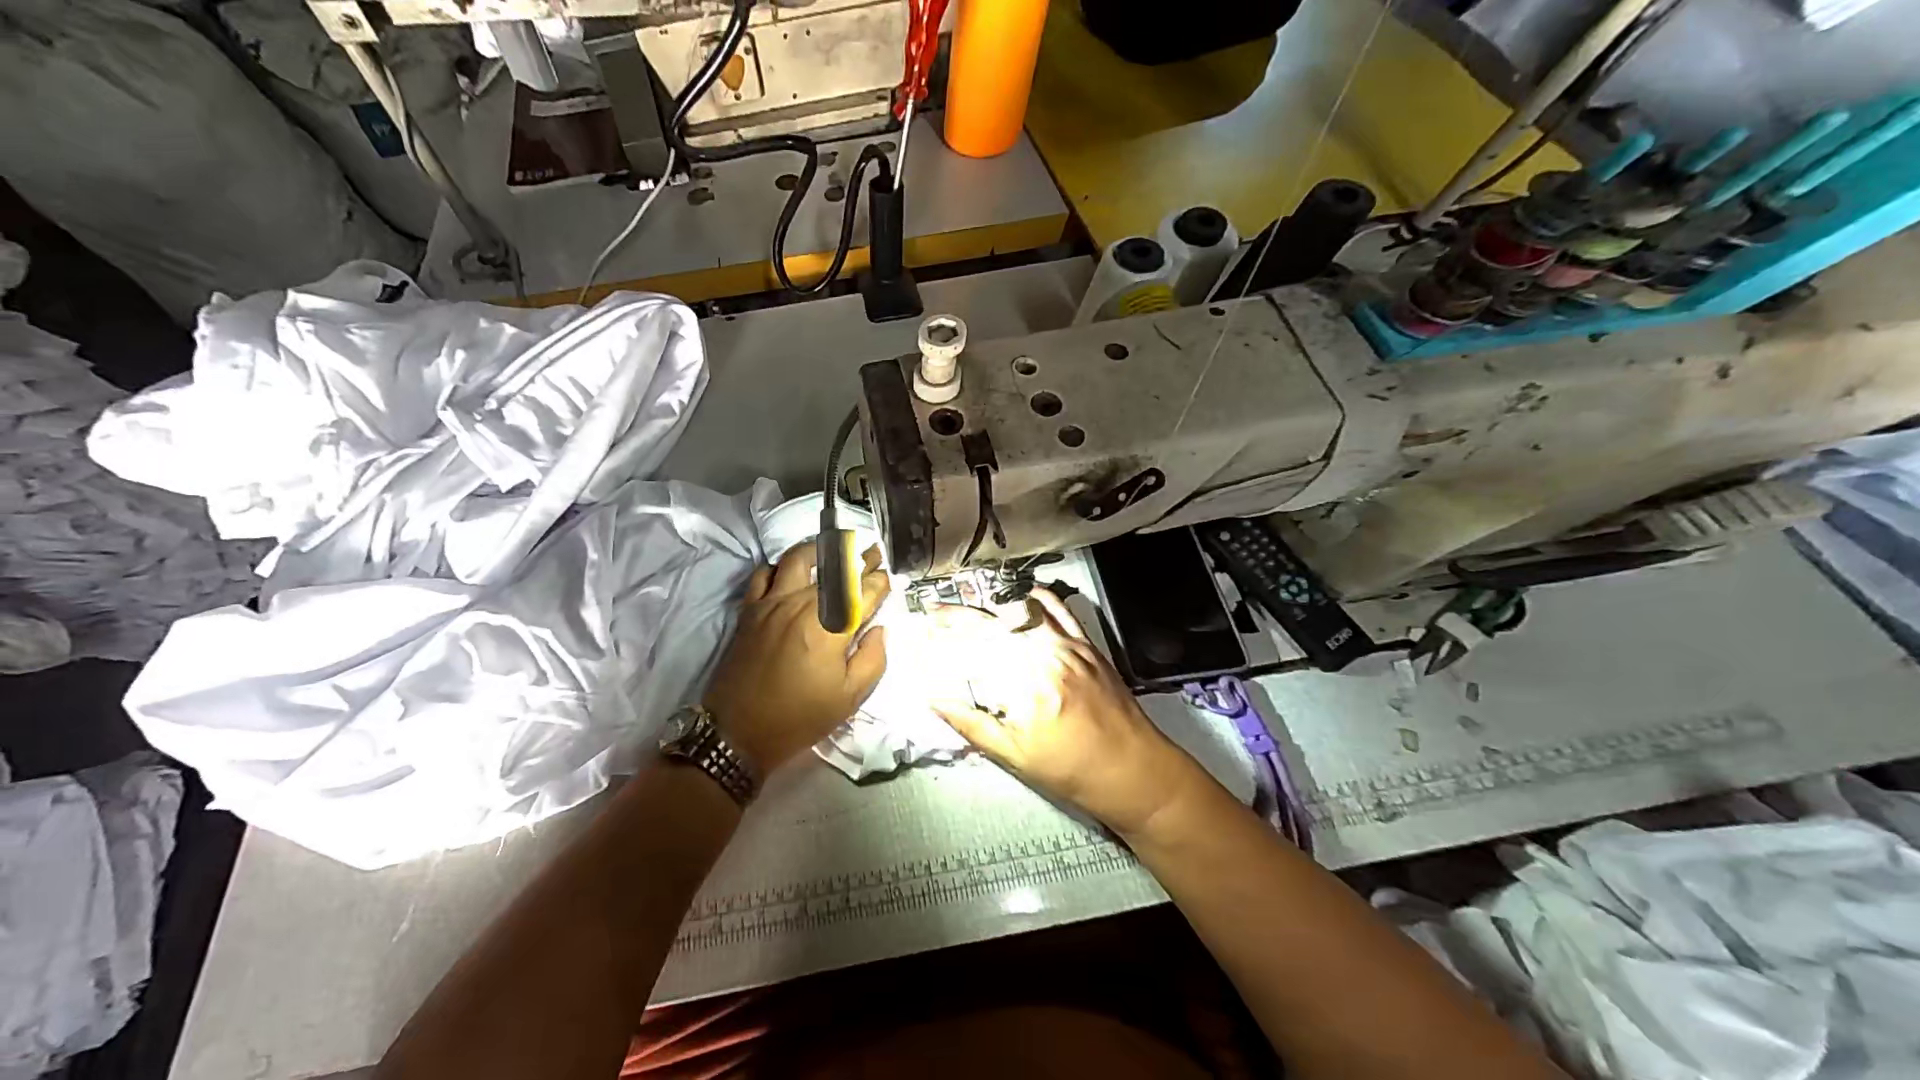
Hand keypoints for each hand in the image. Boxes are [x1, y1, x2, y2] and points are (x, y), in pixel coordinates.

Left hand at [704, 543, 889, 774]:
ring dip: (820, 551)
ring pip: (797, 559)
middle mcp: (802, 604)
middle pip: (835, 570)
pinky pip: (763, 574)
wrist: (738, 732)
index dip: (879, 581)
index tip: (888, 576)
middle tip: (871, 553)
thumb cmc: (799, 717)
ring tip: (832, 549)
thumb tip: (879, 631)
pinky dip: (779, 566)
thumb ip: (873, 659)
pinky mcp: (749, 610)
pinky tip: (789, 572)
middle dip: (858, 560)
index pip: (864, 591)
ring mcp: (772, 603)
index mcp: (831, 626)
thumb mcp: (850, 697)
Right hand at [928, 589, 1212, 835]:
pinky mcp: (1089, 648)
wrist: (1135, 771)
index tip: (929, 628)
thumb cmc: (1076, 771)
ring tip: (969, 602)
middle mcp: (1050, 656)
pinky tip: (1024, 596)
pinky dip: (1041, 600)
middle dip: (964, 616)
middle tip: (940, 615)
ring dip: (993, 605)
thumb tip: (937, 702)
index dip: (948, 632)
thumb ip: (973, 725)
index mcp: (1028, 684)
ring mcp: (1072, 648)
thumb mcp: (1015, 756)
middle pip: (998, 623)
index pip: (978, 646)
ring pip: (1025, 612)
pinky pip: (1062, 612)